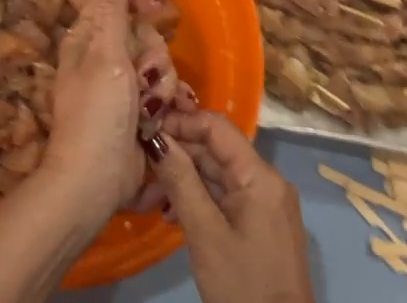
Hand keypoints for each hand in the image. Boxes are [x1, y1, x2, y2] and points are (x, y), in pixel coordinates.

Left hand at [40, 0, 143, 220]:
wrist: (96, 180)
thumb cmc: (97, 113)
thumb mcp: (105, 54)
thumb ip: (113, 7)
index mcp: (87, 38)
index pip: (116, 1)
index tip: (151, 5)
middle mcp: (104, 58)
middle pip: (146, 35)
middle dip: (153, 56)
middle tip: (143, 79)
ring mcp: (122, 88)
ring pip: (160, 66)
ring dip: (162, 86)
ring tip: (150, 110)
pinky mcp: (139, 113)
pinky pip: (164, 93)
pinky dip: (166, 106)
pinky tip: (160, 121)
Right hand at [149, 111, 313, 302]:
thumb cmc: (242, 284)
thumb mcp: (204, 232)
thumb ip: (180, 180)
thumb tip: (155, 137)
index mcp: (260, 176)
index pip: (217, 127)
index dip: (181, 122)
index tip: (147, 131)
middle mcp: (266, 181)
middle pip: (216, 149)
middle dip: (178, 153)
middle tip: (140, 163)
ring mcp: (265, 203)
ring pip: (217, 174)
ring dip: (183, 177)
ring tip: (149, 192)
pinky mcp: (260, 223)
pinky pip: (224, 196)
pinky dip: (198, 197)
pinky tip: (171, 211)